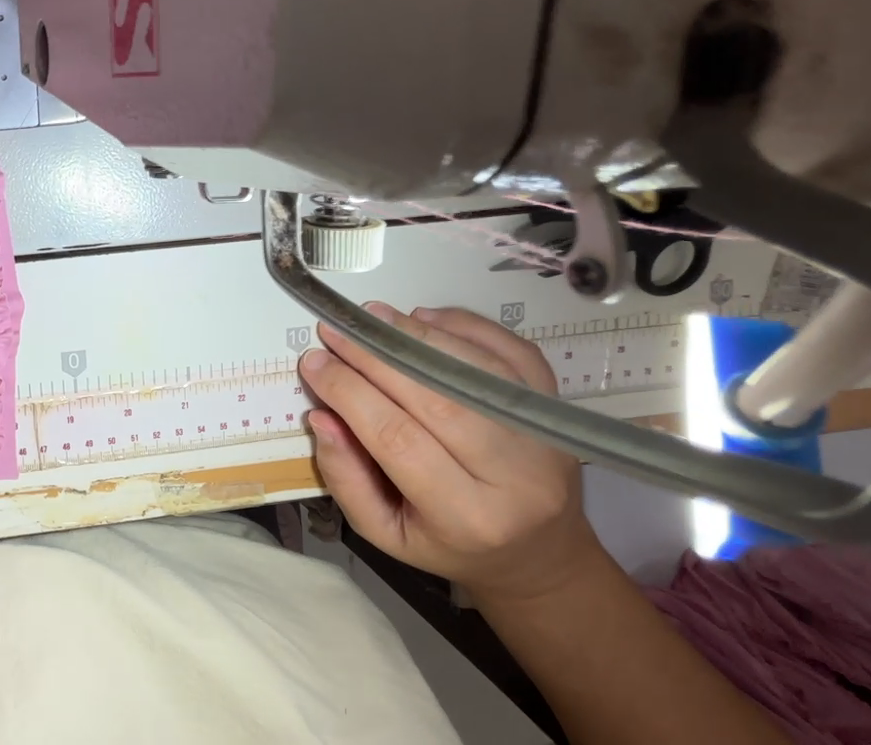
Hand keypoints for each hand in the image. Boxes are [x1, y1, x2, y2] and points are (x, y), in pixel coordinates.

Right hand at [299, 304, 608, 606]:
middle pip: (437, 399)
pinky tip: (422, 319)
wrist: (538, 554)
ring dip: (415, 336)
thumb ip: (346, 478)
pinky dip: (467, 327)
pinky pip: (514, 353)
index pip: (397, 439)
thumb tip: (322, 417)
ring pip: (473, 372)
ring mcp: (544, 438)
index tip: (313, 363)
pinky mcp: (556, 411)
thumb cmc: (450, 544)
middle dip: (375, 358)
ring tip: (370, 317)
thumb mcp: (384, 532)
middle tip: (335, 332)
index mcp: (466, 516)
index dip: (349, 394)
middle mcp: (515, 477)